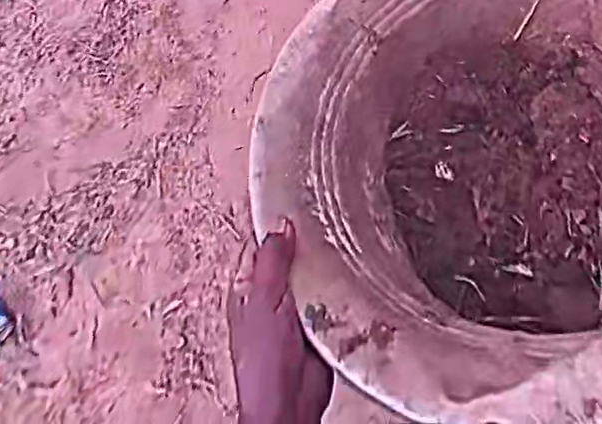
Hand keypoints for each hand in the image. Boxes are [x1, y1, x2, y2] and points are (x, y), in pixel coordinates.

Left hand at [228, 218, 332, 423]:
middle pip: (293, 252)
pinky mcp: (321, 316)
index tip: (301, 199)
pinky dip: (342, 278)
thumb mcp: (264, 303)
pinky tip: (352, 265)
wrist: (291, 406)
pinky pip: (333, 287)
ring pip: (315, 267)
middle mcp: (272, 292)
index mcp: (249, 287)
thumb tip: (281, 224)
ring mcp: (297, 304)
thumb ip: (272, 263)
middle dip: (310, 238)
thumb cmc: (264, 365)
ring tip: (344, 234)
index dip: (280, 221)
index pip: (264, 241)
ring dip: (328, 258)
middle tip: (328, 214)